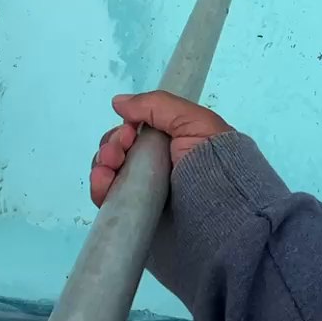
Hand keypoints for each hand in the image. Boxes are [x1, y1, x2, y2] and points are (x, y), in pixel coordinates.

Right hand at [89, 91, 232, 206]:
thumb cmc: (213, 164)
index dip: (125, 130)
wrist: (222, 217)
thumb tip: (119, 102)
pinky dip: (99, 190)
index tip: (129, 134)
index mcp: (172, 144)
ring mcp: (144, 195)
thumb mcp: (194, 122)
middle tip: (118, 153)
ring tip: (107, 172)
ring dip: (101, 167)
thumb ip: (156, 106)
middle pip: (119, 151)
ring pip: (109, 175)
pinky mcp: (135, 218)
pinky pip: (108, 201)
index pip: (136, 132)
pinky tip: (103, 185)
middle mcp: (157, 168)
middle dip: (111, 147)